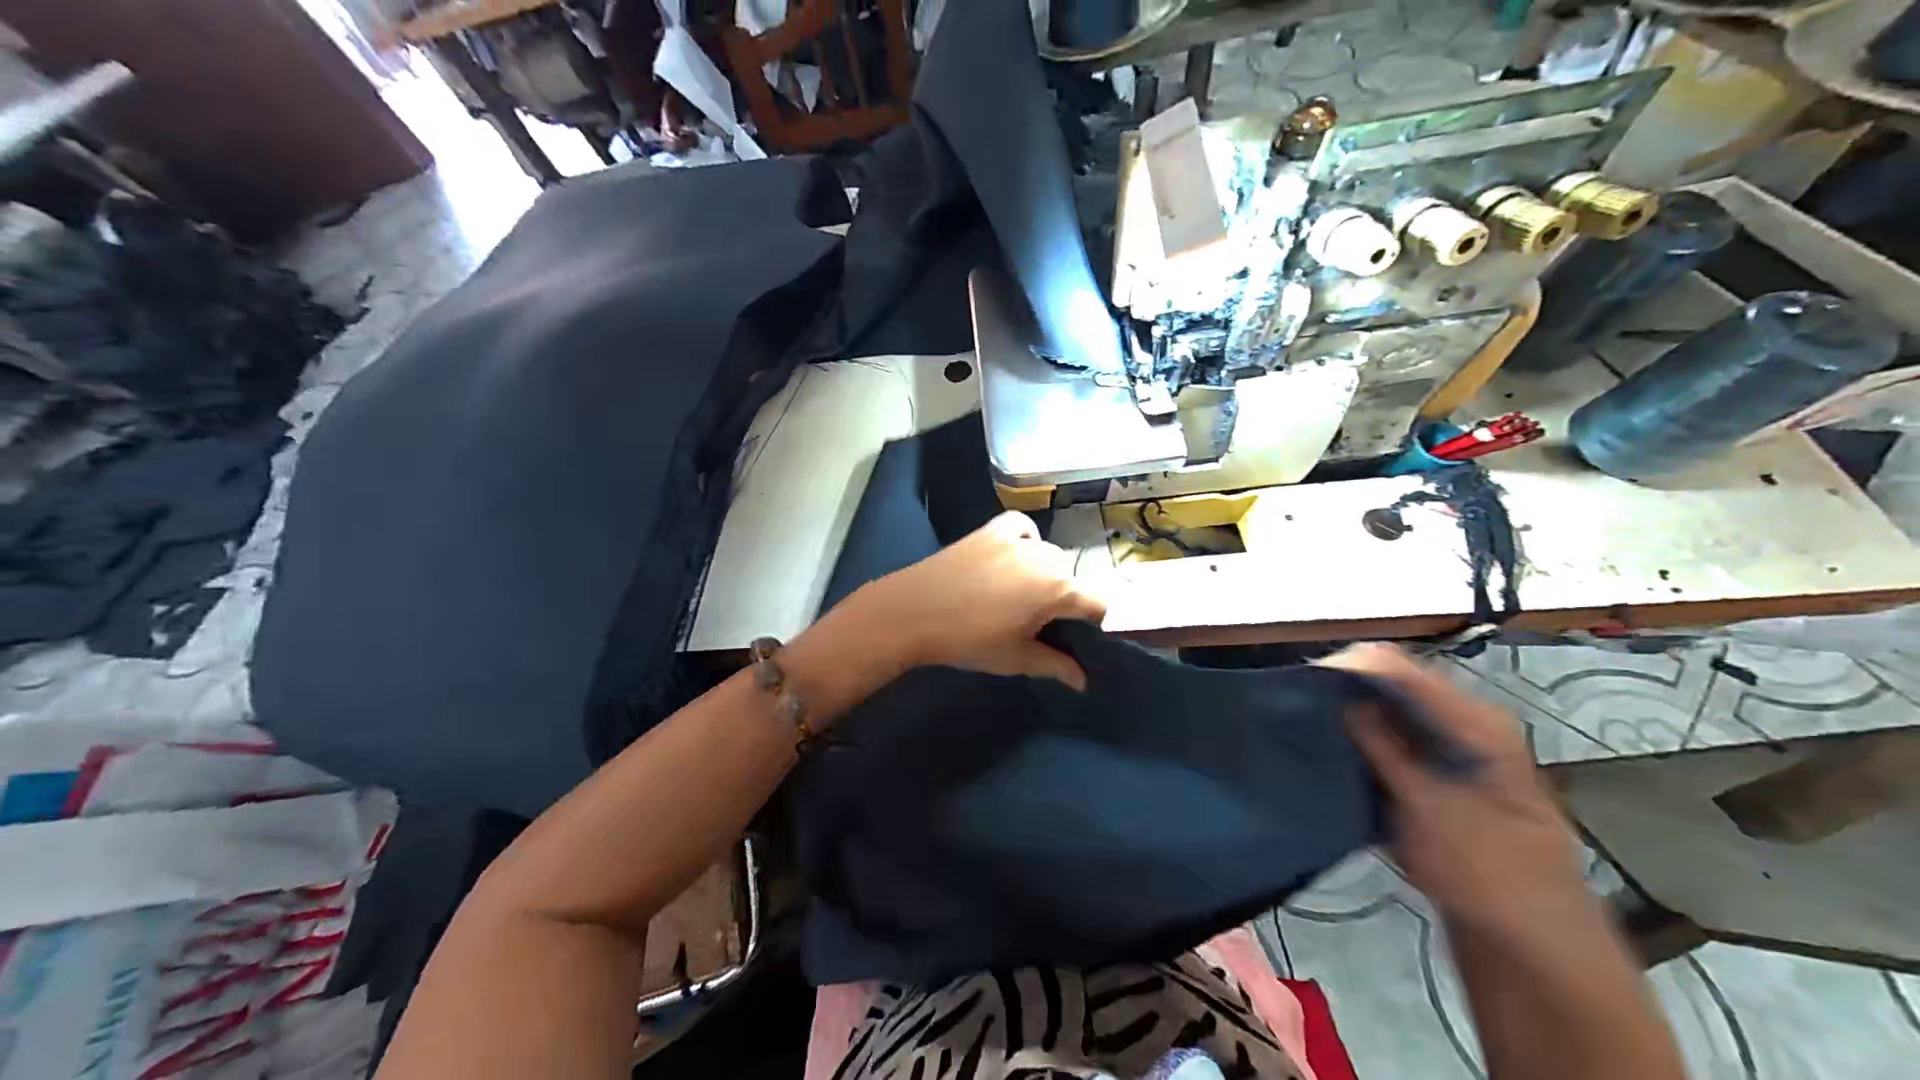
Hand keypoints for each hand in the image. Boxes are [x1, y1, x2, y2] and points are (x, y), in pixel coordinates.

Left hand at [838, 511, 1106, 689]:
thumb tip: (1083, 680)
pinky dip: (1025, 539)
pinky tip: (1016, 556)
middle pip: (1071, 577)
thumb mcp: (1016, 659)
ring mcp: (1017, 540)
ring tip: (1023, 596)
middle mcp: (1045, 558)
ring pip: (1049, 554)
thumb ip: (1056, 665)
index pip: (1099, 602)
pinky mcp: (991, 530)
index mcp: (1057, 590)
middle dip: (1067, 599)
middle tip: (1046, 624)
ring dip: (1046, 572)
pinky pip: (1022, 528)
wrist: (911, 612)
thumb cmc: (967, 641)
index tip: (1093, 635)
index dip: (1101, 620)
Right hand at [1319, 644, 1593, 944]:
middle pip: (1397, 683)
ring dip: (1352, 710)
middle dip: (1347, 685)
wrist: (1531, 940)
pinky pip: (1395, 736)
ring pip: (1392, 709)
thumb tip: (1342, 699)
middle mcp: (1468, 723)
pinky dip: (1365, 734)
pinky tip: (1332, 743)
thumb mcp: (1425, 808)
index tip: (1303, 678)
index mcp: (1475, 721)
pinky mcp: (1441, 771)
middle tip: (1297, 697)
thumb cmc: (1485, 872)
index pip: (1403, 669)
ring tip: (1304, 715)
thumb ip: (1382, 748)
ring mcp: (1456, 747)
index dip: (1352, 666)